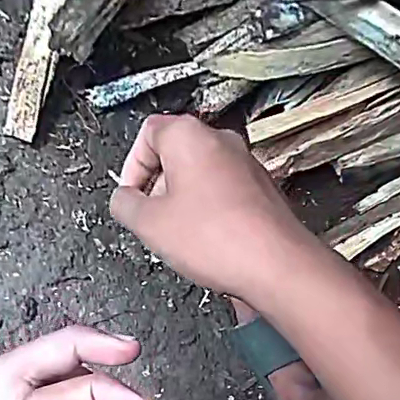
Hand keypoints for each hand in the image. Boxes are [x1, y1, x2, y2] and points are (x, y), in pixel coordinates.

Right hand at [108, 114, 326, 298]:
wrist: (276, 265)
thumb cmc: (217, 239)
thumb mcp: (150, 225)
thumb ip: (125, 205)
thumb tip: (123, 199)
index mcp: (188, 135)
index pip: (147, 135)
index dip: (132, 168)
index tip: (131, 197)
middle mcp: (221, 142)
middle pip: (176, 156)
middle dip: (160, 189)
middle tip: (155, 221)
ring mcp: (247, 165)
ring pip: (203, 178)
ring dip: (186, 204)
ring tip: (185, 238)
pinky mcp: (263, 192)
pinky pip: (227, 196)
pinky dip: (213, 214)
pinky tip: (212, 244)